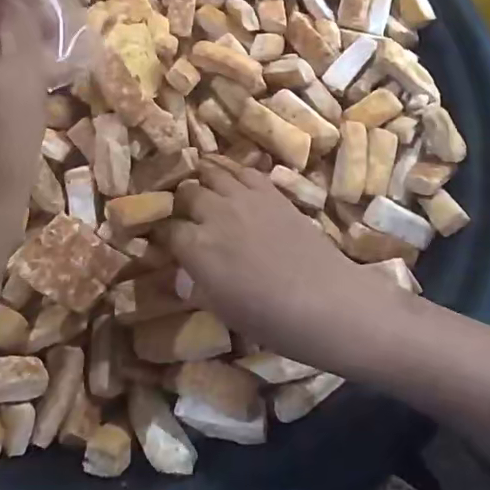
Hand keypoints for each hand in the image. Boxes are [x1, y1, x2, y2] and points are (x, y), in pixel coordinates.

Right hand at [160, 159, 399, 373]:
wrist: (327, 303)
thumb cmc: (269, 319)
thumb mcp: (221, 309)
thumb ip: (197, 285)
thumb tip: (183, 276)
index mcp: (195, 246)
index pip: (167, 229)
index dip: (162, 233)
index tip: (164, 240)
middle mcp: (214, 213)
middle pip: (186, 193)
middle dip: (180, 202)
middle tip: (184, 213)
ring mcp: (244, 198)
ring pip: (212, 173)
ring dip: (203, 179)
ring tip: (201, 186)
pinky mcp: (272, 192)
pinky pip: (244, 170)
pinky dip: (233, 172)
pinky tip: (233, 181)